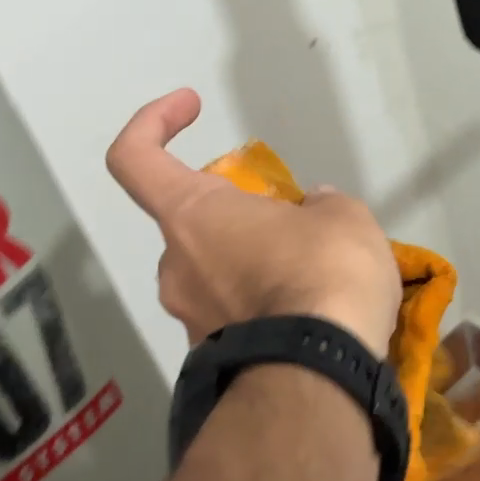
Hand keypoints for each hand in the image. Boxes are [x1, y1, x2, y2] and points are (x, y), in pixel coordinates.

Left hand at [105, 89, 399, 355]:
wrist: (320, 374)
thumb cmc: (325, 271)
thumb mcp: (344, 216)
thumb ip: (320, 205)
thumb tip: (311, 211)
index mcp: (194, 216)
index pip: (136, 158)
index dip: (154, 122)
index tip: (192, 106)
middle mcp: (176, 266)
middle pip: (195, 225)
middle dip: (243, 219)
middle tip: (300, 229)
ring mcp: (190, 320)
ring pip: (218, 275)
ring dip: (258, 267)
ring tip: (319, 279)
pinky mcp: (213, 361)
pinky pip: (237, 318)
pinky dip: (266, 308)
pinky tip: (313, 317)